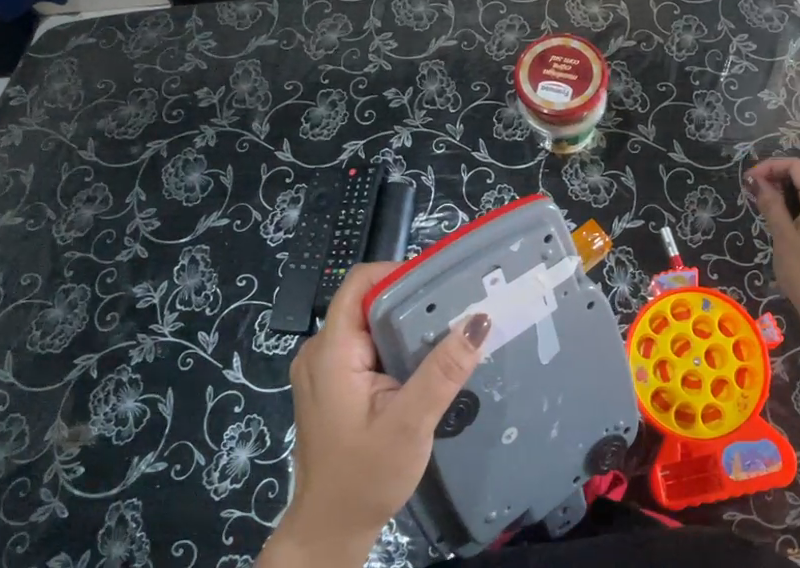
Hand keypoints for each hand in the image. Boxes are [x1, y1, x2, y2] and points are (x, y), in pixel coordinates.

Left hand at [264, 264, 490, 567]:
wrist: (331, 529)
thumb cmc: (365, 476)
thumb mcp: (410, 424)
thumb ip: (443, 371)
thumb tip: (479, 320)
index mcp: (331, 351)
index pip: (361, 282)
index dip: (401, 271)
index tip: (442, 282)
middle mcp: (320, 351)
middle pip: (367, 301)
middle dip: (412, 300)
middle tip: (456, 307)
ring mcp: (323, 368)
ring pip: (368, 324)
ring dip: (405, 325)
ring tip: (447, 332)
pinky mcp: (332, 384)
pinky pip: (365, 347)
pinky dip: (395, 347)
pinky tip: (424, 361)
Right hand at [748, 158, 799, 321]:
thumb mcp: (783, 237)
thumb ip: (771, 204)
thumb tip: (757, 182)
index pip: (798, 167)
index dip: (771, 167)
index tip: (749, 180)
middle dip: (781, 179)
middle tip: (755, 194)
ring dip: (792, 194)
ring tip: (769, 208)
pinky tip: (790, 224)